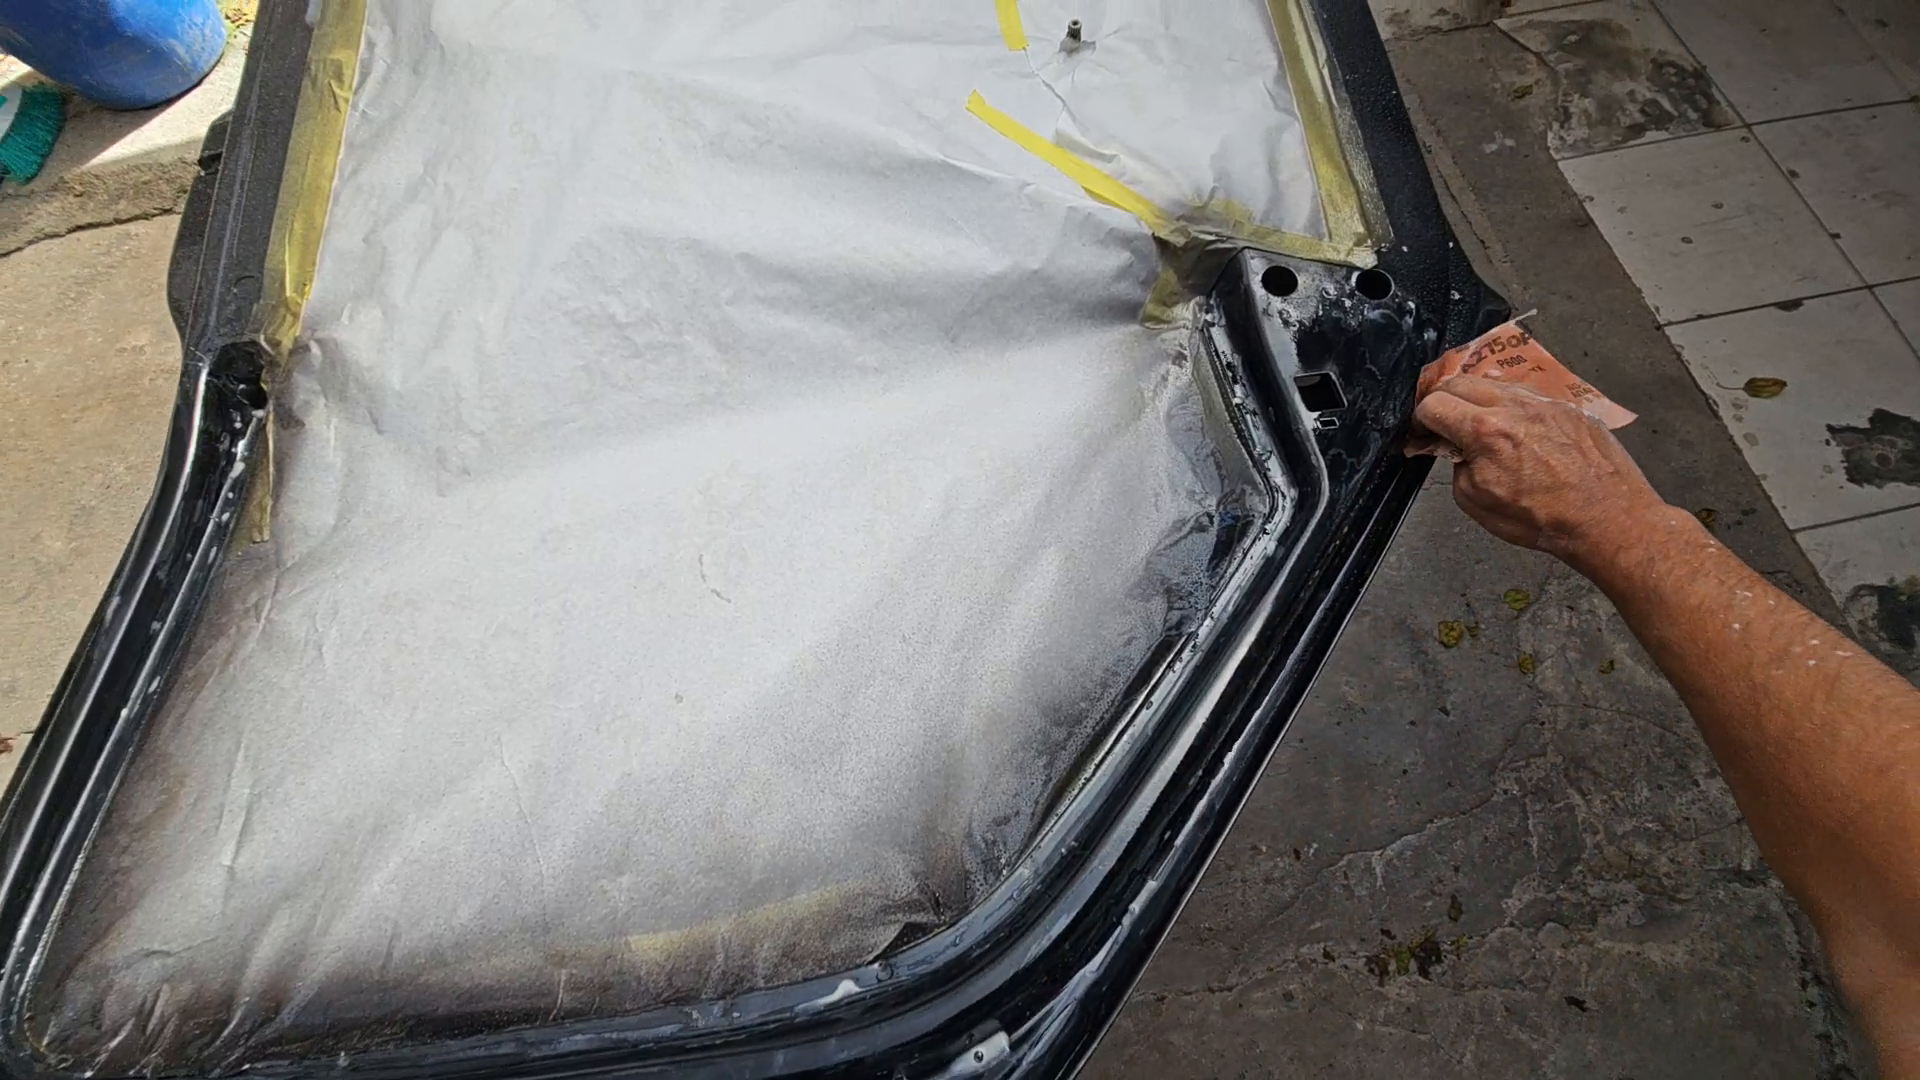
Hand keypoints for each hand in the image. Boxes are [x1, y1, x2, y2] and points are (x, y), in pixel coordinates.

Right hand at [1408, 376, 1666, 564]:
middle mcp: (1515, 407)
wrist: (1607, 519)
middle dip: (1440, 401)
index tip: (1421, 435)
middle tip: (1439, 424)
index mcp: (1485, 432)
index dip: (1418, 421)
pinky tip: (1511, 428)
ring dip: (1474, 399)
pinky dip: (1508, 405)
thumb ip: (1456, 464)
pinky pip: (1527, 393)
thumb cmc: (1539, 518)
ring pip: (1493, 382)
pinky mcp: (1570, 407)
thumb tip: (1454, 449)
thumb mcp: (1473, 499)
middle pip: (1459, 381)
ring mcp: (1546, 403)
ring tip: (1476, 425)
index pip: (1433, 405)